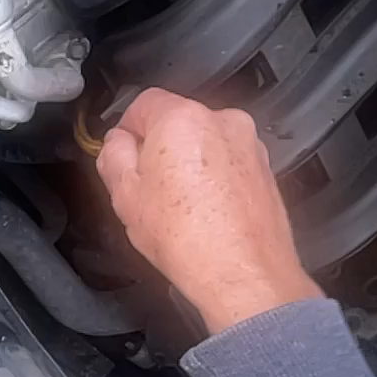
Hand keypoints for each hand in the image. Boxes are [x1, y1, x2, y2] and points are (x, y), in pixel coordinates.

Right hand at [96, 89, 322, 333]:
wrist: (242, 274)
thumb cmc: (186, 238)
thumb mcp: (124, 196)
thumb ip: (112, 156)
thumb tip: (116, 143)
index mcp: (181, 119)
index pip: (143, 102)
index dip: (126, 130)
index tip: (121, 156)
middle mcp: (221, 121)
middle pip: (175, 122)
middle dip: (157, 149)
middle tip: (146, 189)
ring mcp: (249, 143)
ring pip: (202, 142)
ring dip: (185, 164)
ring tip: (176, 207)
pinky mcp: (265, 168)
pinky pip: (225, 162)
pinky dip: (211, 178)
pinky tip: (202, 212)